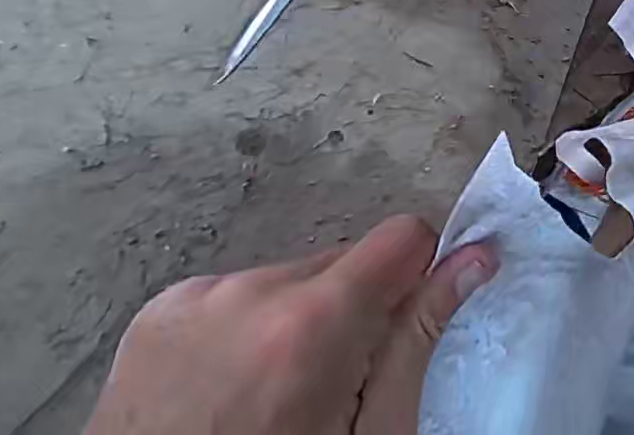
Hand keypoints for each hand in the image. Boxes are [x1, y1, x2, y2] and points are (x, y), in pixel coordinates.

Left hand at [83, 216, 498, 434]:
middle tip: (330, 386)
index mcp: (309, 322)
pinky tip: (228, 390)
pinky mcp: (157, 315)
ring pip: (297, 277)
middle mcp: (247, 292)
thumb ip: (420, 334)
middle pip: (349, 261)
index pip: (405, 235)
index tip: (403, 324)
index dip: (418, 275)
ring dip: (302, 318)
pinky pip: (243, 292)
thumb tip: (476, 257)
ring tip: (270, 398)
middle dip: (355, 307)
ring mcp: (192, 301)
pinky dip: (252, 327)